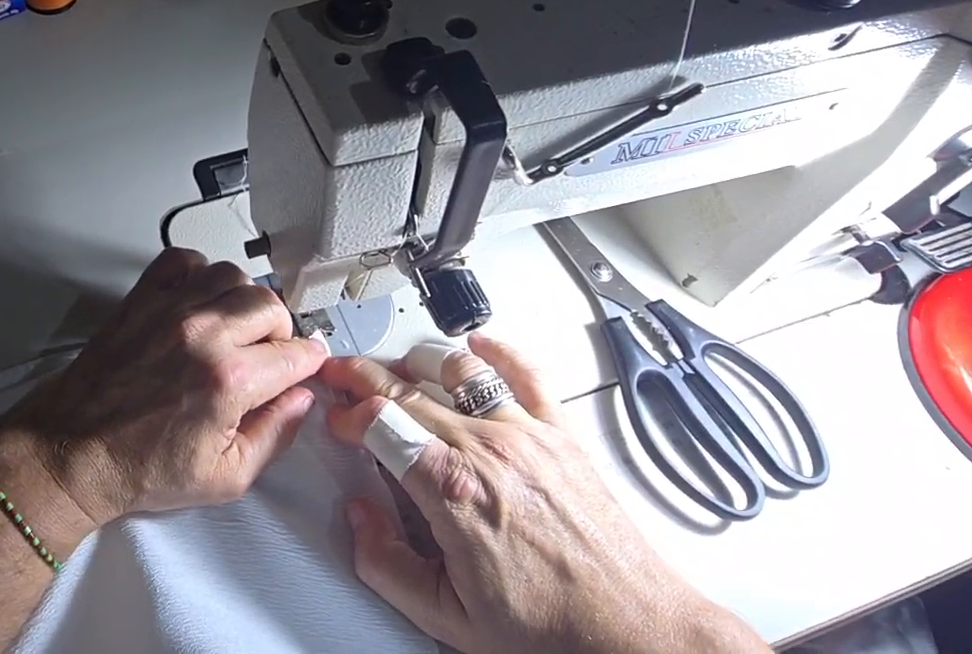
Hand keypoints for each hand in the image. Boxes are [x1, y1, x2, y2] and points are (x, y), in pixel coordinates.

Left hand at [0, 248, 327, 530]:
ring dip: (244, 300)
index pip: (295, 354)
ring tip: (234, 328)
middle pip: (271, 306)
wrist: (74, 451)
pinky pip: (185, 259)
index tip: (303, 366)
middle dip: (279, 332)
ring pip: (234, 275)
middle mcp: (203, 334)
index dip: (307, 363)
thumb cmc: (141, 467)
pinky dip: (200, 273)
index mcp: (228, 380)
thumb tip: (301, 398)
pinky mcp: (143, 298)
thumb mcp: (225, 477)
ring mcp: (170, 309)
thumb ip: (275, 435)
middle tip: (267, 354)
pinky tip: (200, 301)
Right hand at [321, 334, 766, 653]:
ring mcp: (525, 433)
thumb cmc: (549, 628)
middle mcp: (485, 449)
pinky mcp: (560, 432)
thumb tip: (359, 515)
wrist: (631, 632)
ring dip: (416, 360)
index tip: (340, 424)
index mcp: (450, 489)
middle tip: (343, 374)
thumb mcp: (447, 618)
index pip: (379, 421)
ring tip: (397, 368)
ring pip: (456, 369)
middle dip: (363, 375)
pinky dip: (497, 351)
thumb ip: (386, 564)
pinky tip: (477, 345)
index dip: (348, 414)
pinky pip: (526, 372)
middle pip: (406, 387)